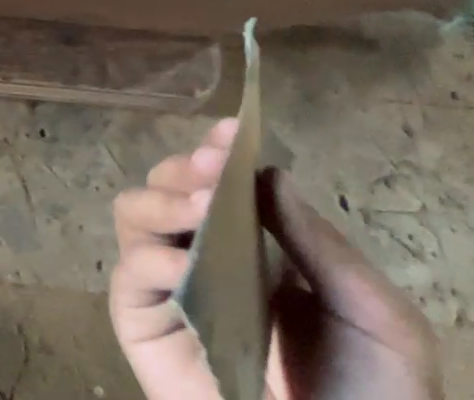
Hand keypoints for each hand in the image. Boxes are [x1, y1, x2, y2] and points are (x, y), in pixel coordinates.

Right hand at [109, 121, 441, 399]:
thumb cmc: (369, 394)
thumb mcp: (377, 321)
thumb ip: (323, 248)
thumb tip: (269, 174)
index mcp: (254, 252)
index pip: (218, 188)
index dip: (216, 155)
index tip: (228, 132)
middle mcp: (201, 258)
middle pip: (162, 190)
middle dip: (179, 170)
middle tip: (209, 170)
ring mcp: (165, 287)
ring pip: (130, 215)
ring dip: (158, 200)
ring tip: (197, 208)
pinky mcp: (139, 319)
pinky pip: (128, 272)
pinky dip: (151, 257)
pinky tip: (185, 261)